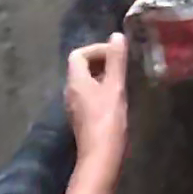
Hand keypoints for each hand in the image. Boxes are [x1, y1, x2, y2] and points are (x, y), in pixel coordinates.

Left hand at [65, 35, 129, 171]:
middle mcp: (70, 91)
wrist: (100, 157)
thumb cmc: (107, 120)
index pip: (78, 54)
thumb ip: (116, 61)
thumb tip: (117, 36)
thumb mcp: (115, 87)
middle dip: (101, 62)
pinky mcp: (82, 118)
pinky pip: (89, 96)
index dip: (96, 49)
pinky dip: (102, 90)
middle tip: (121, 65)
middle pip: (81, 67)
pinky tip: (117, 98)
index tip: (115, 54)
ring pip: (86, 82)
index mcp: (75, 81)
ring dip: (103, 76)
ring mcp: (74, 106)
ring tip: (122, 80)